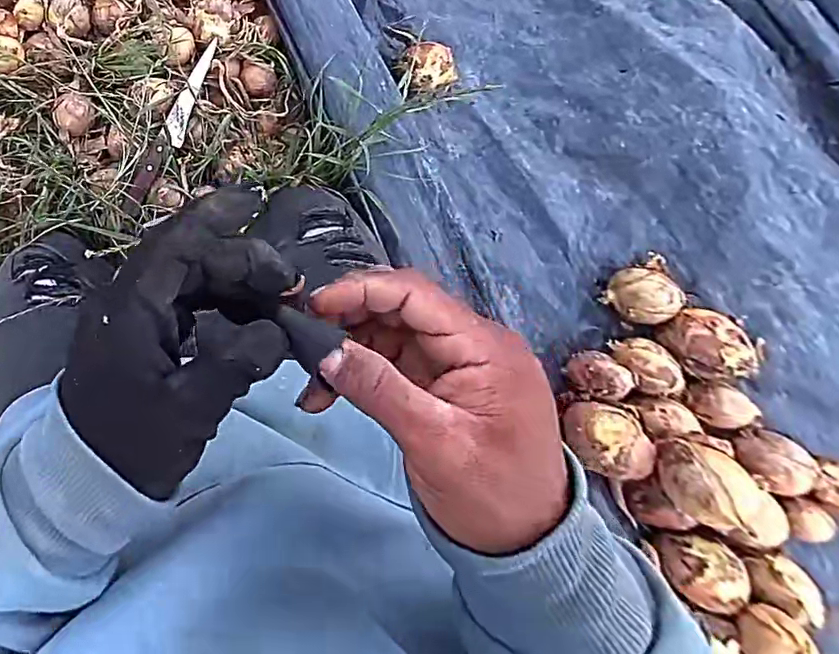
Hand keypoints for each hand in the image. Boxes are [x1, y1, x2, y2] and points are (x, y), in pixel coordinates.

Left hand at [58, 187, 297, 499]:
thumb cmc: (128, 446)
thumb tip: (277, 332)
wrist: (83, 481)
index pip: (175, 243)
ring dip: (237, 283)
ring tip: (280, 302)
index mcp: (131, 305)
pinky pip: (191, 303)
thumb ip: (235, 364)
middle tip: (289, 284)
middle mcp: (132, 298)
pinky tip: (254, 319)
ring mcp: (138, 314)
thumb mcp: (186, 411)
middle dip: (242, 261)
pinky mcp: (147, 333)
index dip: (215, 215)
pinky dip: (224, 305)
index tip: (256, 202)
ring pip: (193, 279)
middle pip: (190, 258)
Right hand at [301, 269, 568, 553]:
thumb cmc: (496, 498)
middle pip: (398, 304)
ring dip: (347, 344)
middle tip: (306, 335)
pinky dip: (358, 367)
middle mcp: (471, 341)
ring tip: (314, 374)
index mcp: (484, 345)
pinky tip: (329, 389)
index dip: (360, 290)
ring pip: (388, 328)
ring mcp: (454, 359)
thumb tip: (326, 351)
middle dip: (348, 315)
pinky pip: (390, 356)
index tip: (316, 305)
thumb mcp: (435, 444)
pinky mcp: (439, 378)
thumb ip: (380, 389)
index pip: (414, 292)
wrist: (531, 547)